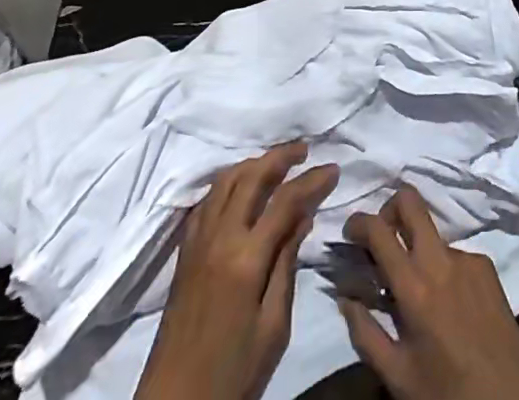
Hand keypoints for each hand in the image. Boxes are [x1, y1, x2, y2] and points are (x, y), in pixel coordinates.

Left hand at [135, 143, 337, 399]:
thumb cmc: (234, 370)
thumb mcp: (274, 324)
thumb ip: (287, 264)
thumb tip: (303, 217)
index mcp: (245, 258)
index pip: (284, 201)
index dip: (311, 180)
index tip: (334, 169)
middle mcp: (218, 238)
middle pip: (249, 178)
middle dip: (280, 157)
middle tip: (305, 149)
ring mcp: (196, 242)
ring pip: (224, 183)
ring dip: (252, 164)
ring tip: (277, 161)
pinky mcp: (184, 252)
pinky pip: (207, 201)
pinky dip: (228, 183)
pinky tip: (241, 187)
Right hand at [337, 187, 518, 399]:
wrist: (508, 397)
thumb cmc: (445, 389)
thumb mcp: (395, 372)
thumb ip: (363, 331)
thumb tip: (344, 295)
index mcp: (414, 286)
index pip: (379, 230)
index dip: (358, 221)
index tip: (350, 232)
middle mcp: (441, 260)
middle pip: (412, 202)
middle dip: (390, 207)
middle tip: (381, 237)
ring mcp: (468, 258)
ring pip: (432, 233)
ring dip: (417, 247)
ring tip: (415, 287)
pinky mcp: (487, 266)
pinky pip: (453, 254)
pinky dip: (440, 266)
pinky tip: (445, 299)